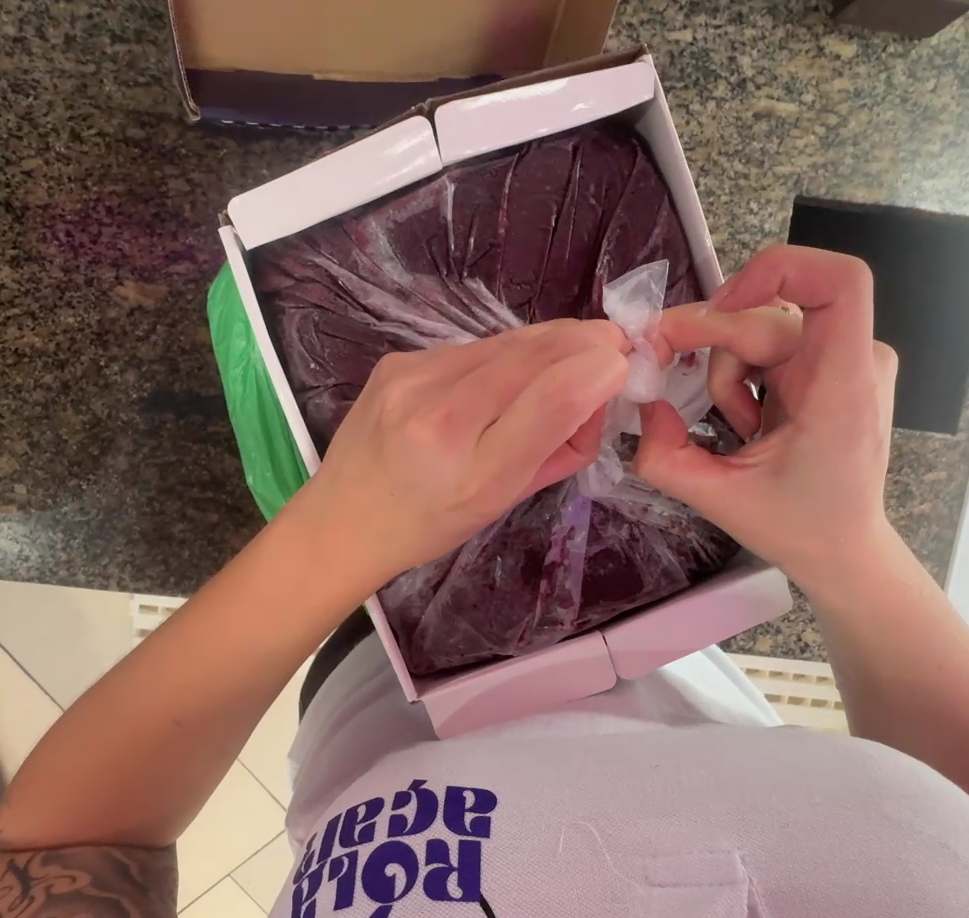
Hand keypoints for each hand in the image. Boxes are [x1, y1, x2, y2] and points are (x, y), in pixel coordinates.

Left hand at [291, 319, 629, 584]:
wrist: (343, 519)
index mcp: (474, 472)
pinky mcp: (396, 361)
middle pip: (531, 354)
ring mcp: (411, 380)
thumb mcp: (501, 503)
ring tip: (568, 356)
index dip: (599, 368)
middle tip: (614, 343)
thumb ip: (556, 451)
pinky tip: (507, 372)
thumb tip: (599, 390)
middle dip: (583, 341)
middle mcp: (438, 416)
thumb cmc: (429, 525)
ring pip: (504, 343)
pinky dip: (502, 354)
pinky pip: (471, 348)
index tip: (626, 360)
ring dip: (547, 344)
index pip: (552, 398)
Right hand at [632, 245, 899, 593]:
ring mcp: (847, 361)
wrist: (843, 549)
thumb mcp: (716, 498)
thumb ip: (663, 454)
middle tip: (658, 364)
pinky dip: (742, 377)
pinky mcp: (833, 368)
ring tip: (733, 427)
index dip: (775, 270)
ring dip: (727, 370)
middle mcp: (854, 360)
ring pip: (764, 328)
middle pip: (769, 312)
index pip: (837, 283)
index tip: (716, 306)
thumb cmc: (795, 527)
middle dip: (709, 339)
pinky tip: (747, 422)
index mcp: (840, 387)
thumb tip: (643, 404)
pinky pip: (772, 346)